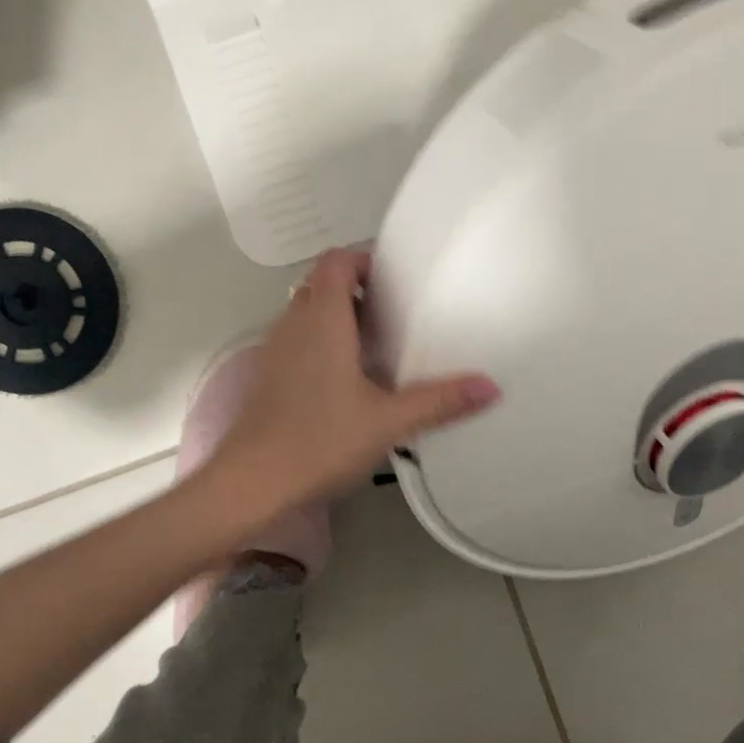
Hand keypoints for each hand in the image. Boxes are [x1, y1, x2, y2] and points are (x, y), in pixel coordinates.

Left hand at [210, 249, 500, 513]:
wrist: (252, 482)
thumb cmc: (321, 440)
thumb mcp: (389, 422)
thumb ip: (440, 401)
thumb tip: (491, 387)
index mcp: (323, 319)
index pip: (337, 261)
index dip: (364, 261)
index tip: (396, 282)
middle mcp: (293, 324)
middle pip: (321, 285)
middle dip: (357, 291)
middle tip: (395, 316)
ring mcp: (274, 351)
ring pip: (305, 314)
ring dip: (337, 318)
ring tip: (376, 347)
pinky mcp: (266, 377)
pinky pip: (296, 342)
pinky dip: (320, 345)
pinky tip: (346, 382)